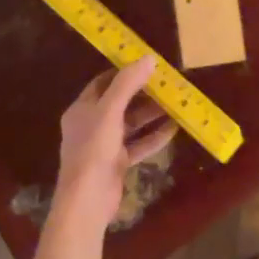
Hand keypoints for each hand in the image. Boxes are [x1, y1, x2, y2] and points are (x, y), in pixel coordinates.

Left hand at [53, 55, 178, 229]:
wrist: (87, 200)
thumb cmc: (93, 150)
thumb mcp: (110, 112)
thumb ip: (127, 84)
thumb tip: (148, 58)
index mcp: (82, 109)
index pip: (103, 83)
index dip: (123, 72)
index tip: (146, 65)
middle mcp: (91, 124)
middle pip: (120, 103)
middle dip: (143, 94)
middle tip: (167, 84)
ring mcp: (104, 145)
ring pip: (131, 124)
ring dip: (152, 115)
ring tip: (176, 104)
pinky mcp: (117, 162)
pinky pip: (138, 145)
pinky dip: (154, 137)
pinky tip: (174, 129)